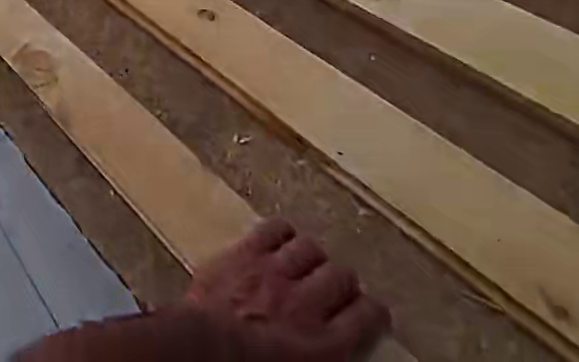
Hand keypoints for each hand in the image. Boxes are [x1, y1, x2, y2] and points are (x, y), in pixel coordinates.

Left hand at [184, 218, 389, 359]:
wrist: (205, 349)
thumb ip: (324, 357)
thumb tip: (332, 349)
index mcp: (325, 346)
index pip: (366, 316)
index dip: (373, 312)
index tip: (370, 311)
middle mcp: (307, 304)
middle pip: (341, 277)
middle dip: (343, 281)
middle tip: (335, 288)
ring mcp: (275, 273)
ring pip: (309, 249)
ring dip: (312, 257)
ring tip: (307, 264)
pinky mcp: (246, 252)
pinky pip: (274, 229)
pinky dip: (282, 232)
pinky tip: (281, 239)